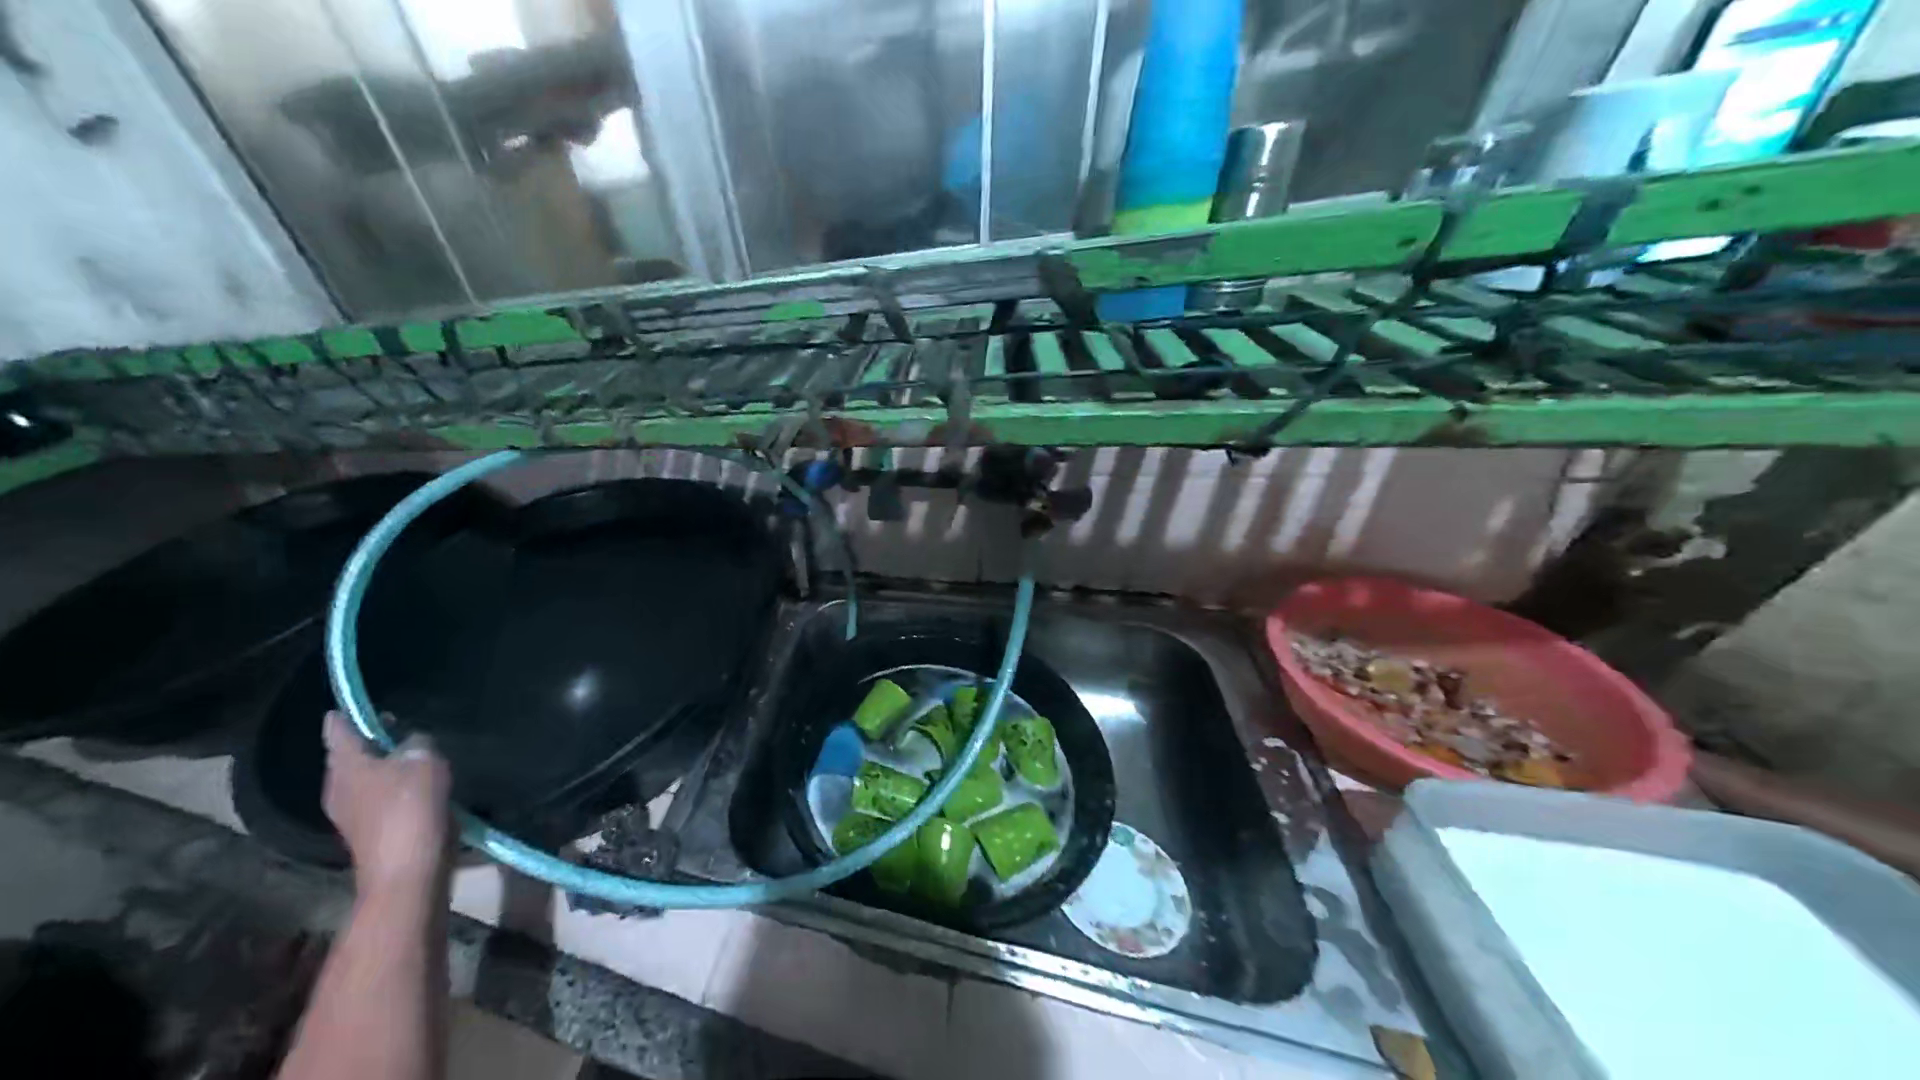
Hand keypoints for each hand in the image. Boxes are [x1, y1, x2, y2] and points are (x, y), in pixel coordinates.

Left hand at [322, 710, 452, 896]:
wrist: (407, 867)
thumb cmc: (411, 807)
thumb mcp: (424, 761)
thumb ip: (417, 743)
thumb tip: (410, 743)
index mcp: (346, 767)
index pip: (338, 732)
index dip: (345, 716)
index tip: (348, 704)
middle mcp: (339, 787)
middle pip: (350, 756)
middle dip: (370, 740)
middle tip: (396, 724)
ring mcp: (351, 812)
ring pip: (364, 776)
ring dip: (384, 764)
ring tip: (412, 752)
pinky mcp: (369, 829)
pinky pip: (378, 795)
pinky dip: (392, 784)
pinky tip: (416, 782)